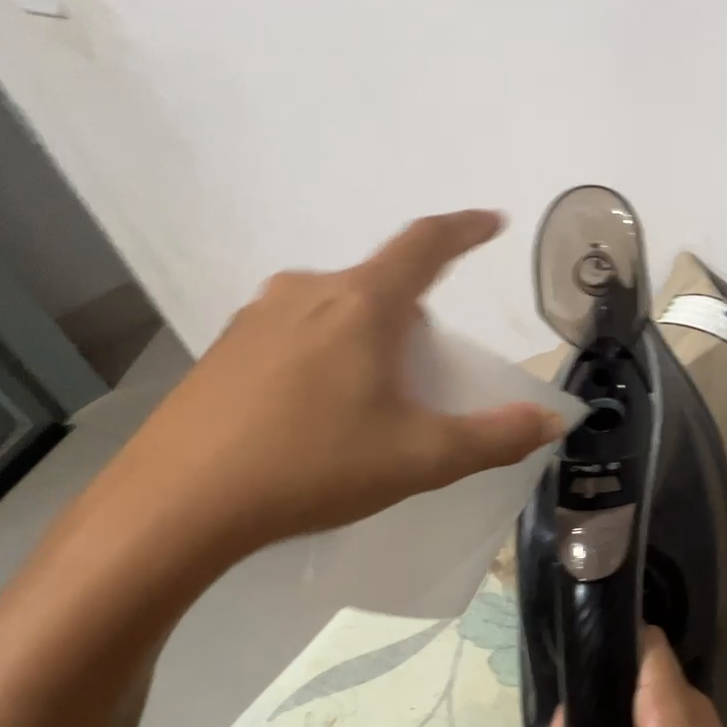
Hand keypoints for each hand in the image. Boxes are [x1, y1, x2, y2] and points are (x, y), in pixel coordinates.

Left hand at [91, 211, 564, 559]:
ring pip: (339, 311)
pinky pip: (299, 334)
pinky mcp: (225, 351)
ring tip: (376, 404)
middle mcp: (306, 293)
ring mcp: (257, 319)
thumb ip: (496, 437)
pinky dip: (329, 357)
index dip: (465, 229)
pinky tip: (320, 418)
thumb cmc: (313, 467)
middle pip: (383, 286)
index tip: (492, 221)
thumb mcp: (422, 459)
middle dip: (418, 320)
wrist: (176, 505)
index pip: (424, 245)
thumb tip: (551, 420)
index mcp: (361, 305)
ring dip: (372, 340)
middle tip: (432, 377)